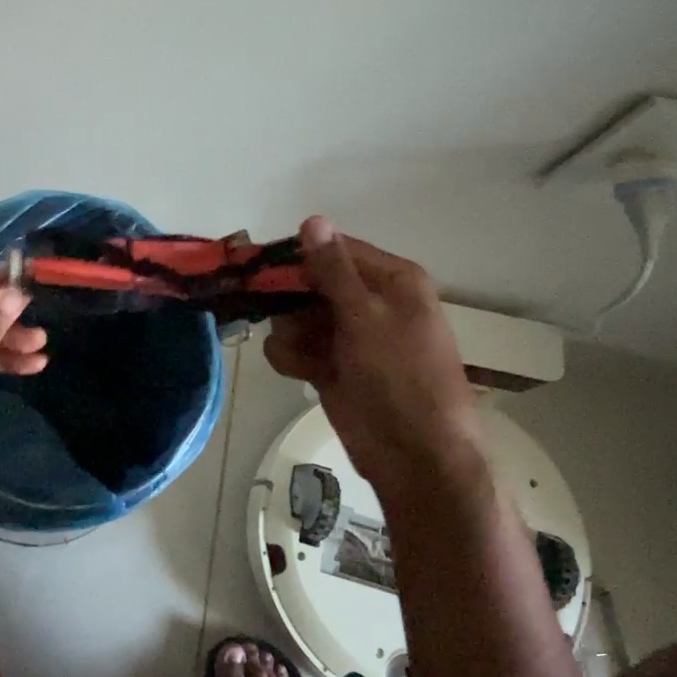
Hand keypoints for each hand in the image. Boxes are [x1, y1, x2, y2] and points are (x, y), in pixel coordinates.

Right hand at [266, 217, 485, 498]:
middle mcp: (371, 302)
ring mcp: (351, 337)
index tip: (260, 270)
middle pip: (310, 284)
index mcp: (392, 280)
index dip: (298, 258)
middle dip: (290, 302)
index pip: (335, 250)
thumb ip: (333, 270)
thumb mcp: (366, 317)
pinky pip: (297, 348)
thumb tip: (312, 219)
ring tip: (303, 356)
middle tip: (279, 318)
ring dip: (290, 334)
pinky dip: (293, 358)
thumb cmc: (401, 378)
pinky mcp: (333, 367)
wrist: (416, 456)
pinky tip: (302, 374)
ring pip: (297, 317)